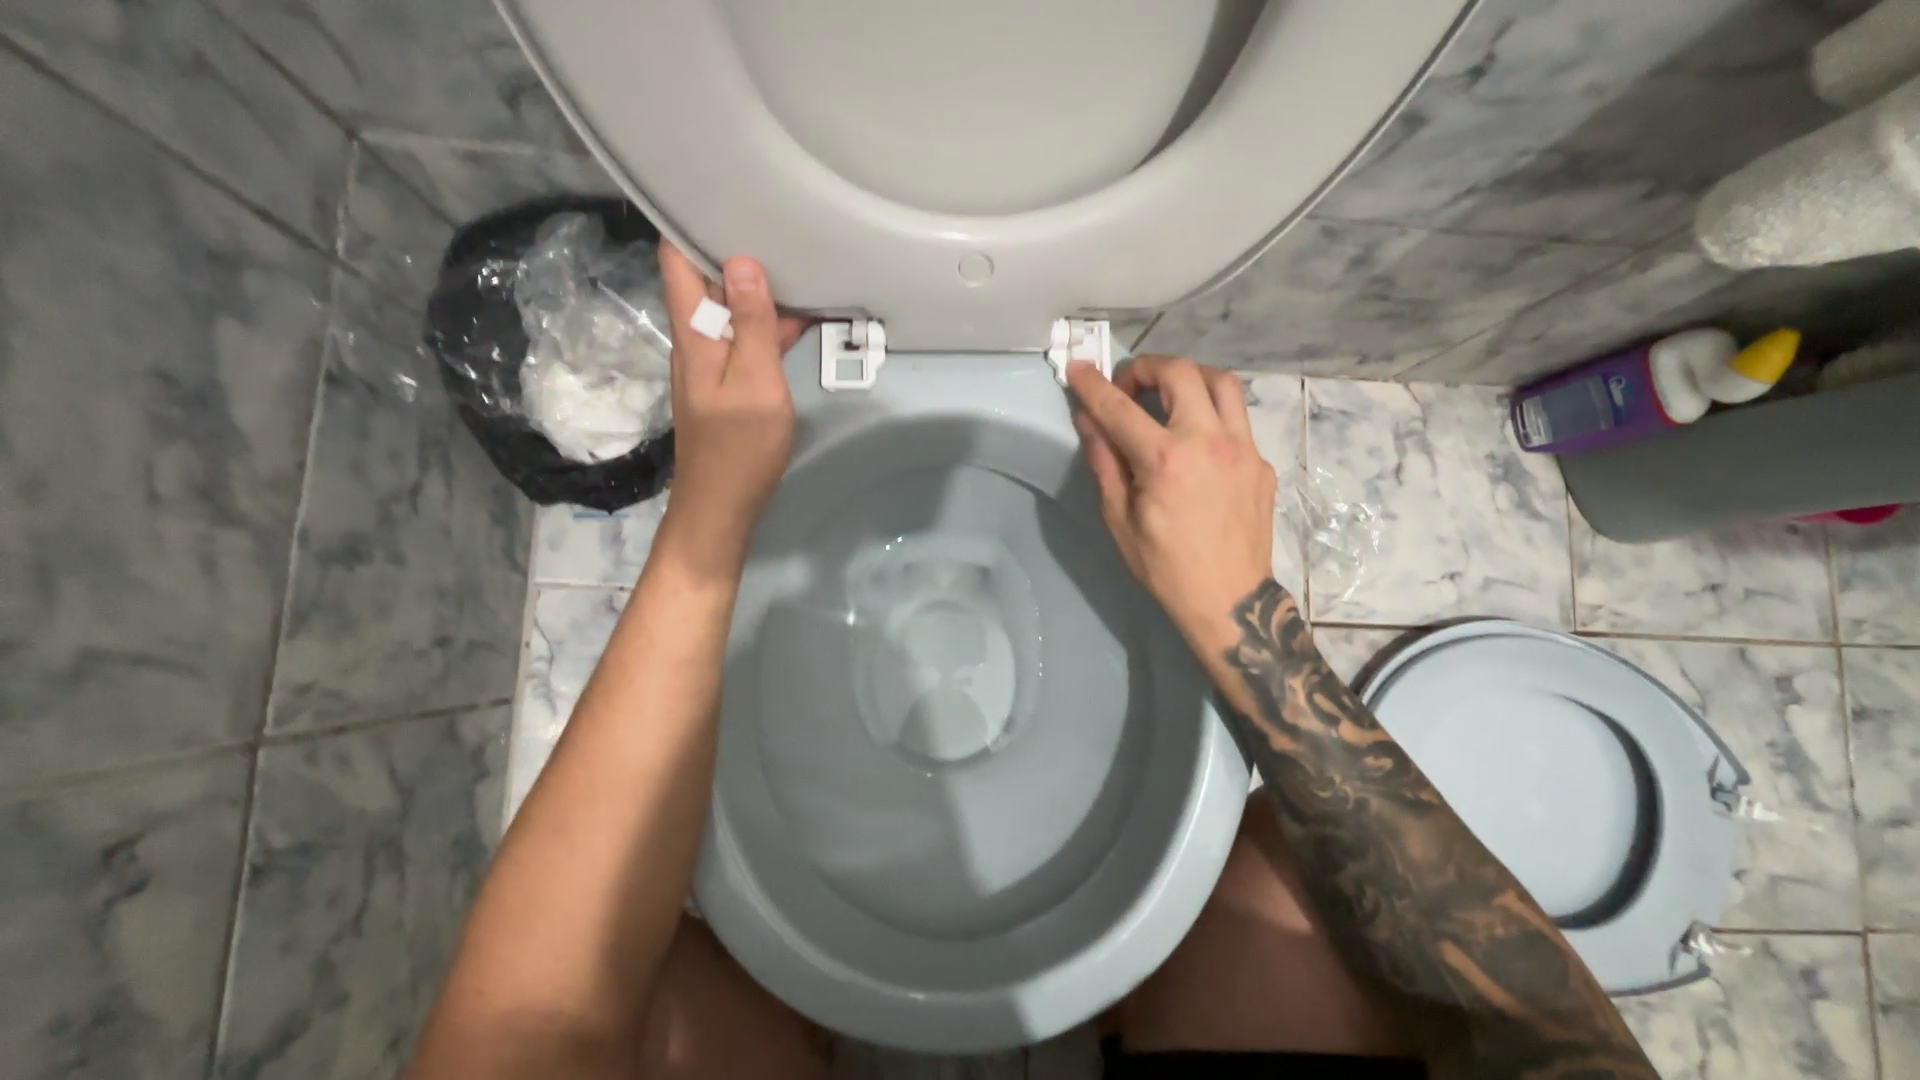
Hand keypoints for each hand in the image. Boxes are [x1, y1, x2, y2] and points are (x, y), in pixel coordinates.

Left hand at [654, 243, 808, 578]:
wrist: (723, 505)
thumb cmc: (739, 446)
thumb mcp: (754, 382)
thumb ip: (751, 323)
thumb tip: (744, 260)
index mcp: (694, 331)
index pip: (677, 260)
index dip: (688, 220)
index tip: (718, 186)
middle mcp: (698, 338)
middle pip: (709, 278)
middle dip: (736, 246)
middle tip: (776, 211)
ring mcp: (716, 360)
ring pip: (735, 308)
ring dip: (762, 285)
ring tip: (800, 253)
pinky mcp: (733, 381)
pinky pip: (750, 338)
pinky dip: (773, 322)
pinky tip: (807, 313)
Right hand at [1066, 355, 1277, 654]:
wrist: (1229, 599)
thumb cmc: (1164, 567)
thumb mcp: (1119, 519)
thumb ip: (1104, 462)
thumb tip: (1089, 420)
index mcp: (1166, 460)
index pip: (1120, 407)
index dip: (1094, 384)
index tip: (1079, 367)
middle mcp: (1209, 441)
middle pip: (1180, 372)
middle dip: (1147, 368)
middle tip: (1129, 388)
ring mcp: (1243, 448)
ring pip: (1222, 383)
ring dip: (1189, 378)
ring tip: (1169, 396)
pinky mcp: (1262, 462)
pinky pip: (1237, 420)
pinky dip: (1211, 416)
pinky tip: (1197, 444)